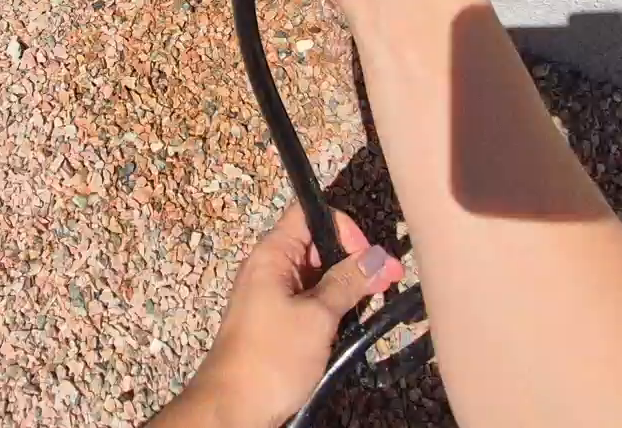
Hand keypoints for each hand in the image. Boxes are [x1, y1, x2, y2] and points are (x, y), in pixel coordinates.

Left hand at [151, 204, 404, 427]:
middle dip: (353, 259)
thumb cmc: (272, 356)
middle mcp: (271, 265)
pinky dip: (334, 306)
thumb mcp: (317, 318)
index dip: (341, 227)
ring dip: (347, 285)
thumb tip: (377, 258)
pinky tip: (355, 321)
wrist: (233, 407)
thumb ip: (347, 284)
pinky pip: (311, 299)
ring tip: (376, 303)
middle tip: (388, 283)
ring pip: (318, 274)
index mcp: (272, 252)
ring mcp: (274, 293)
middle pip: (317, 245)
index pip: (308, 214)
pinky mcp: (279, 319)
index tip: (368, 257)